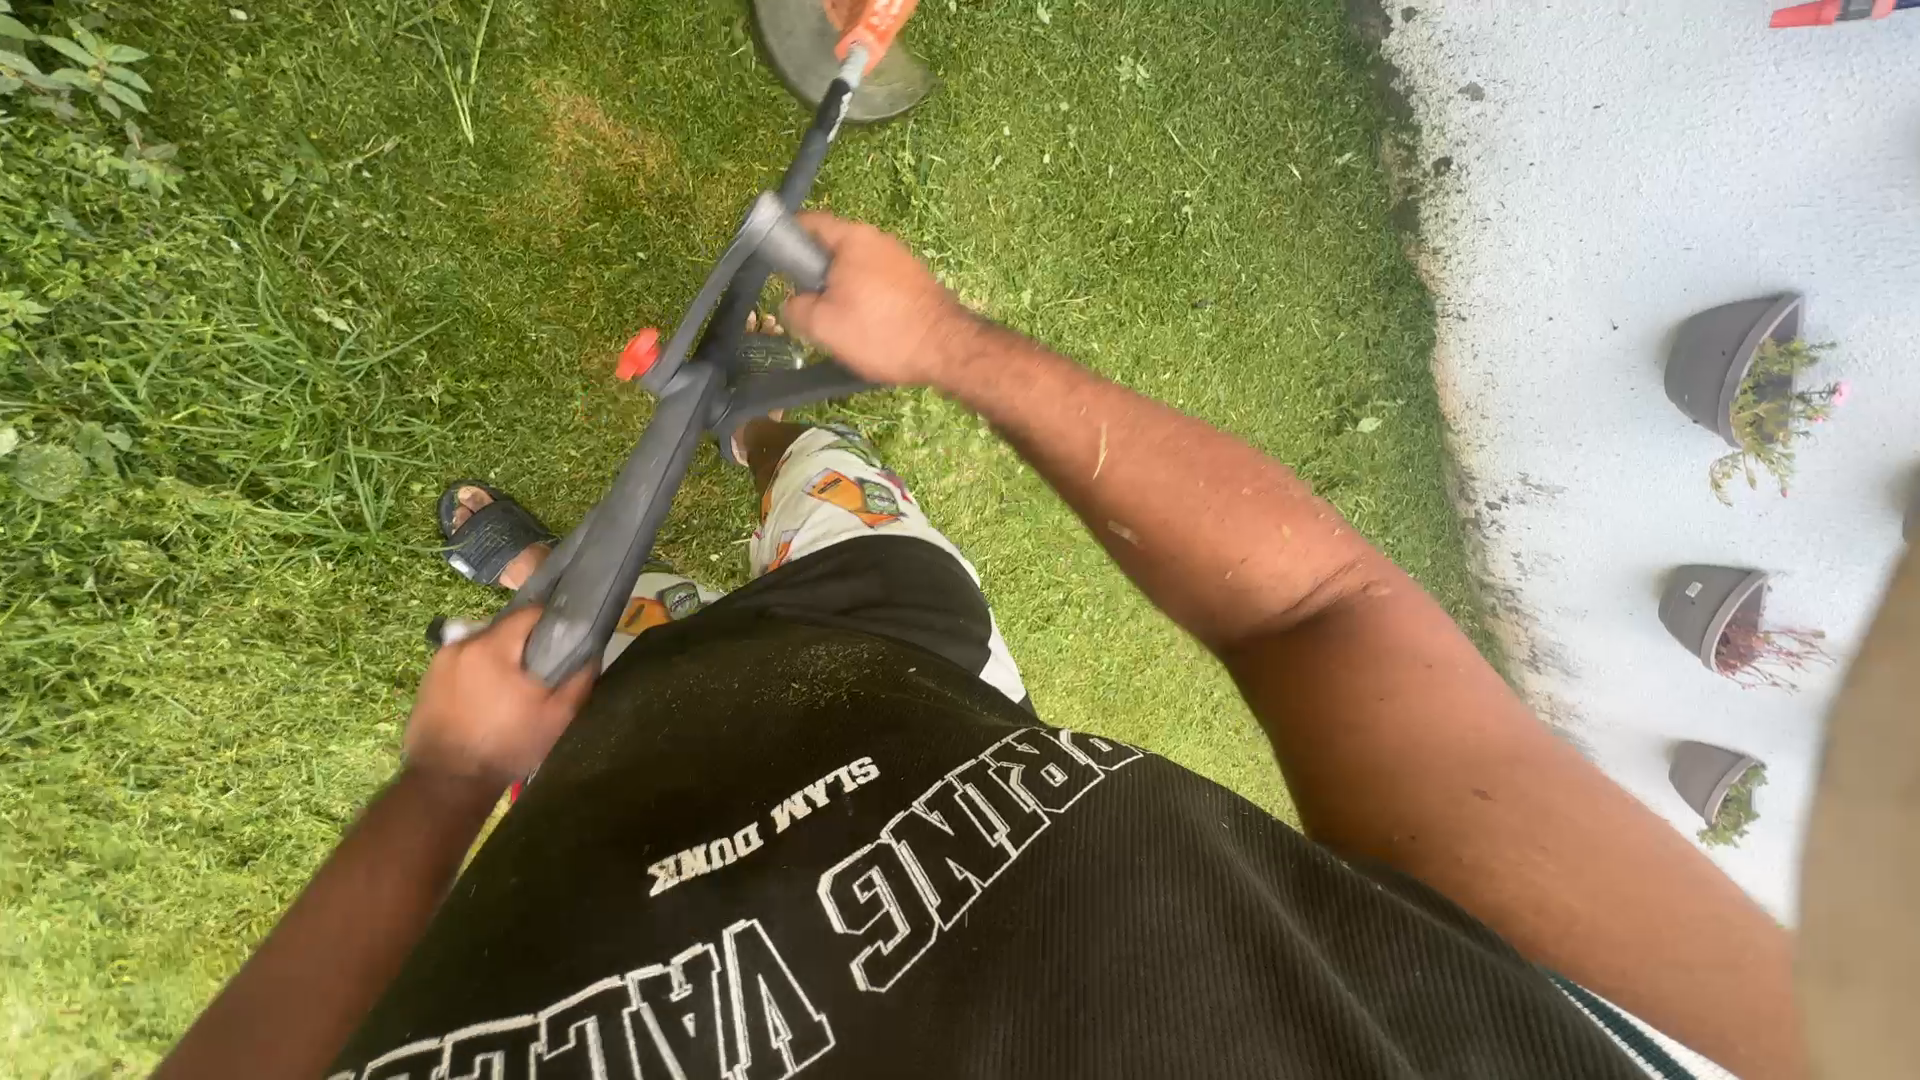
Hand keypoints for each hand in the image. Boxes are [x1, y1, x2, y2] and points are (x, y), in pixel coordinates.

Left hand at [402, 607, 594, 788]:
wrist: (448, 783)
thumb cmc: (508, 745)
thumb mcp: (558, 716)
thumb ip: (580, 679)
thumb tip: (592, 655)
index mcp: (492, 647)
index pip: (529, 613)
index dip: (553, 621)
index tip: (566, 638)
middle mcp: (461, 645)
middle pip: (504, 628)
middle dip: (526, 642)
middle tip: (543, 667)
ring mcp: (439, 662)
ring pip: (482, 645)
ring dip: (501, 656)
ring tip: (515, 683)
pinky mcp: (427, 681)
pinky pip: (464, 663)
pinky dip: (480, 671)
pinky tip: (490, 696)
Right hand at [779, 212, 979, 385]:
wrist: (947, 349)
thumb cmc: (881, 333)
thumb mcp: (823, 326)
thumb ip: (795, 309)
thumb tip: (791, 302)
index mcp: (852, 238)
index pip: (808, 223)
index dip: (785, 241)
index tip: (777, 268)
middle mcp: (879, 239)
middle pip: (833, 250)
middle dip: (817, 278)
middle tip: (812, 310)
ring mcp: (902, 259)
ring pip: (857, 271)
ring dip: (844, 294)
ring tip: (844, 327)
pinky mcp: (917, 282)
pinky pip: (880, 285)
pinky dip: (869, 302)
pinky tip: (872, 330)